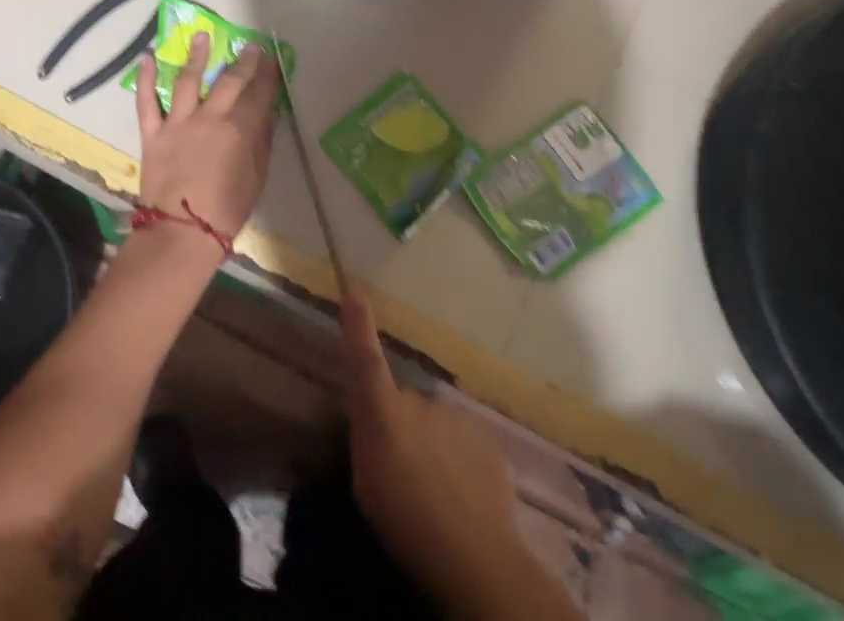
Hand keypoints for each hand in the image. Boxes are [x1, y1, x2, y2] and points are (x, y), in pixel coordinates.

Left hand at [135, 33, 278, 240]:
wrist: (182, 230)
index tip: (272, 59)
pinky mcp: (152, 133)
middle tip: (248, 46)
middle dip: (241, 62)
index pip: (258, 95)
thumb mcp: (256, 178)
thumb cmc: (226, 210)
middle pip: (228, 82)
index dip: (267, 75)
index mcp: (239, 130)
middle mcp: (209, 118)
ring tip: (201, 36)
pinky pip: (146, 101)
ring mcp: (178, 123)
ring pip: (186, 80)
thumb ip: (261, 142)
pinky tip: (145, 58)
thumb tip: (268, 114)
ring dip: (195, 56)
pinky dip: (144, 79)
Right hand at [342, 291, 585, 620]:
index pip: (365, 361)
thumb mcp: (365, 480)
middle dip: (402, 428)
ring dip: (432, 448)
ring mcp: (459, 423)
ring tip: (433, 494)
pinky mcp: (489, 445)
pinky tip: (460, 498)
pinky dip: (459, 464)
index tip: (354, 292)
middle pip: (405, 407)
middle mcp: (421, 405)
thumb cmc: (402, 517)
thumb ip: (369, 441)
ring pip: (437, 428)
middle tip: (399, 471)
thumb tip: (375, 424)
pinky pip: (464, 447)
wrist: (471, 552)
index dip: (358, 327)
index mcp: (384, 413)